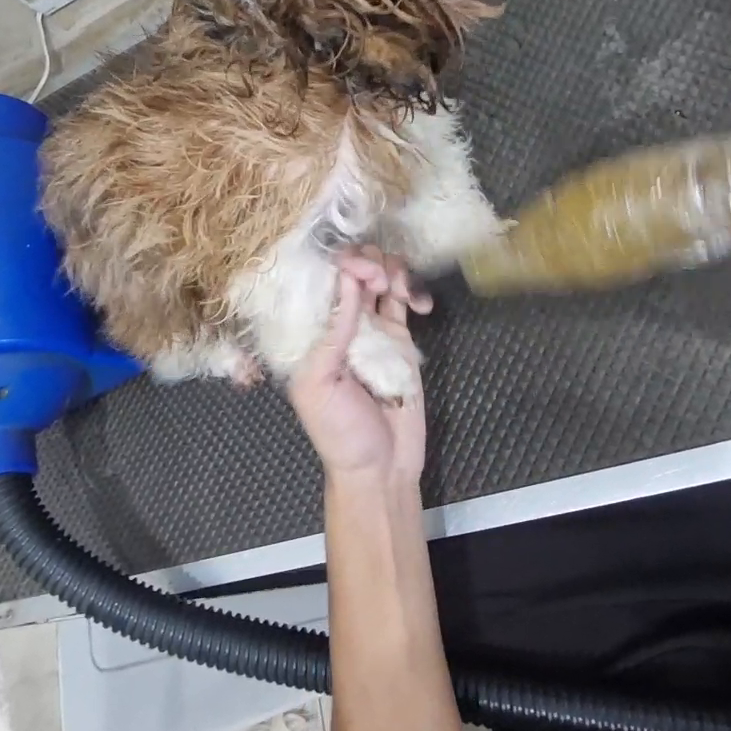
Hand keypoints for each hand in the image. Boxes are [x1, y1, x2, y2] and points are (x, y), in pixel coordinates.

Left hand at [287, 248, 434, 480]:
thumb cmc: (339, 432)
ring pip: (379, 276)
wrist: (381, 468)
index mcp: (310, 332)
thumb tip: (348, 278)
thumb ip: (333, 331)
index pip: (319, 281)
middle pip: (351, 270)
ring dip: (391, 269)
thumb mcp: (319, 384)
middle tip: (380, 279)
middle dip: (366, 262)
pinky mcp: (400, 337)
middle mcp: (338, 323)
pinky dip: (413, 289)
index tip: (358, 270)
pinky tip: (420, 304)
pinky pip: (404, 299)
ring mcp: (371, 327)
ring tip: (400, 289)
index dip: (337, 264)